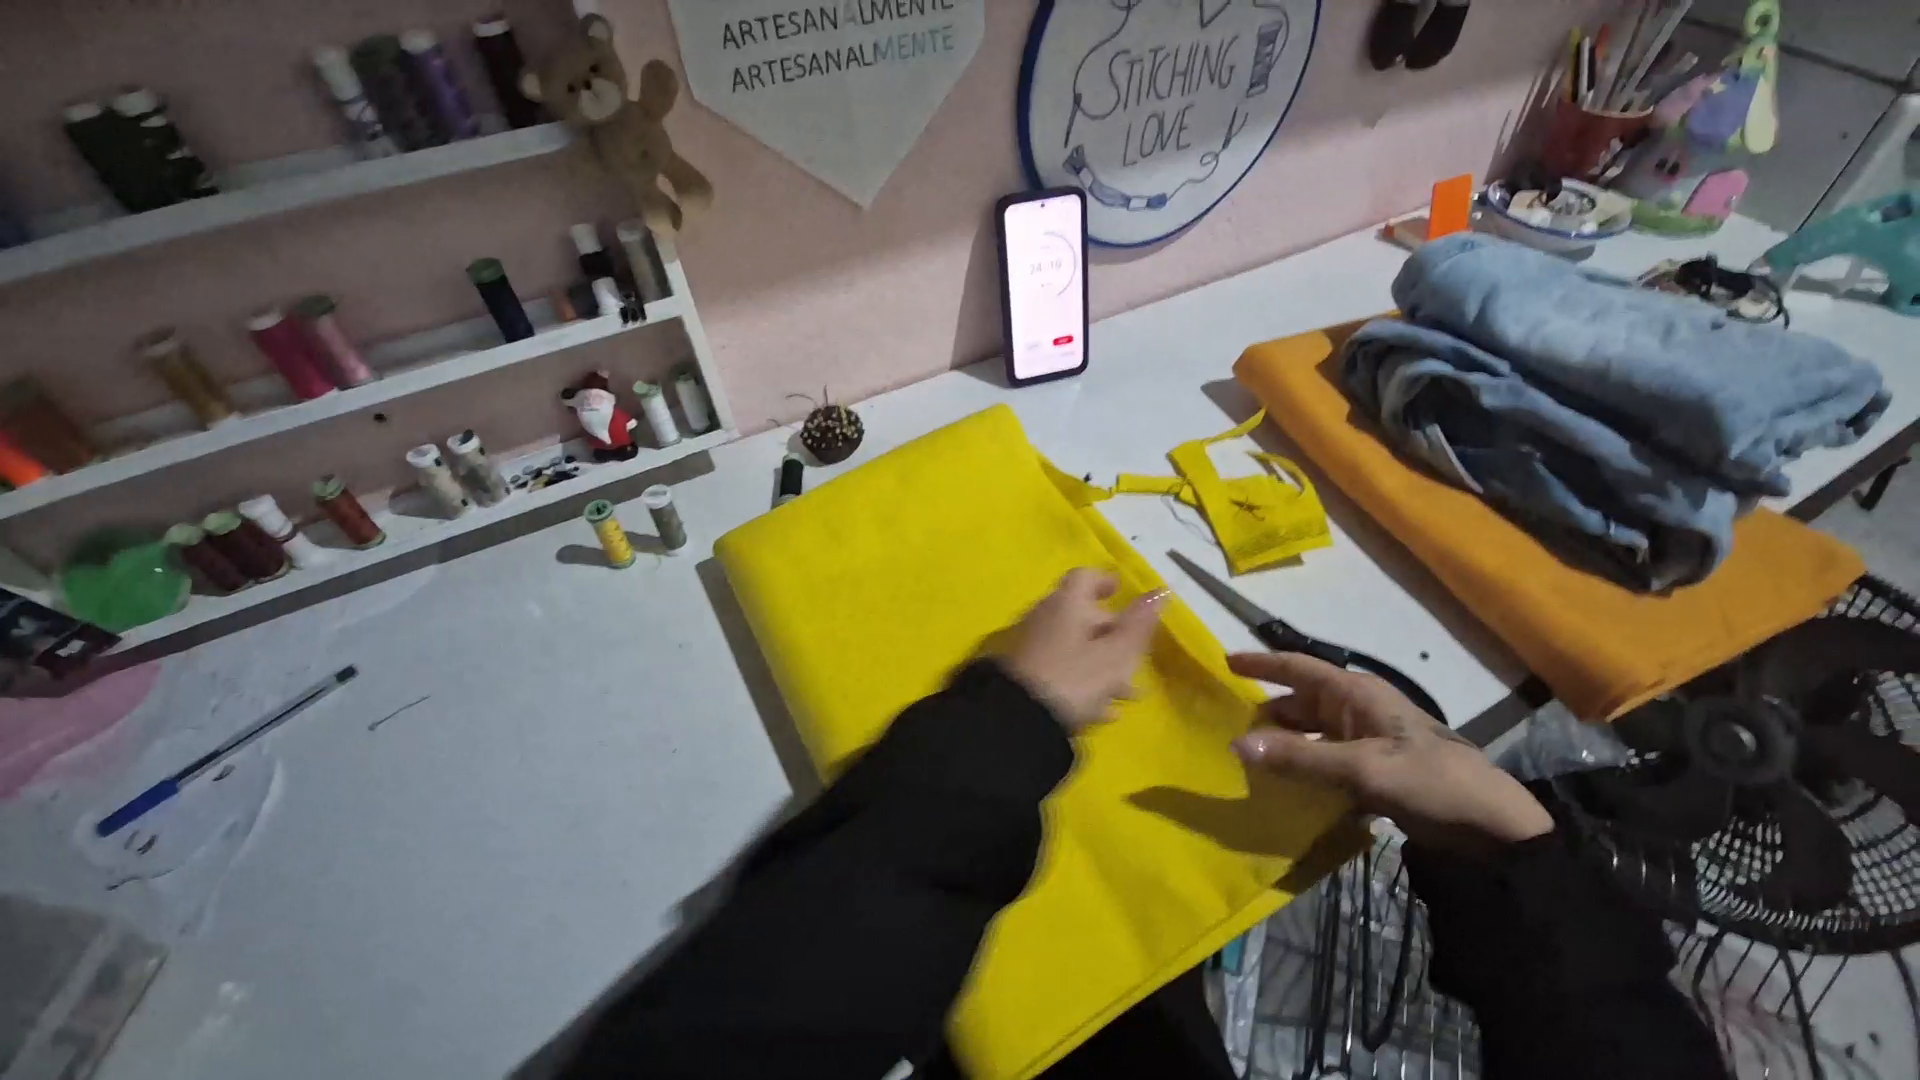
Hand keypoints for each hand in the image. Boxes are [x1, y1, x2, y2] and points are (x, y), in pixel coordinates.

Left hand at [998, 569, 1165, 731]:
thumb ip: (1139, 625)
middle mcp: (1045, 618)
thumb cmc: (1075, 678)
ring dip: (1102, 665)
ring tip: (1128, 694)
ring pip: (1074, 648)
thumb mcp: (1116, 655)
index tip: (1121, 590)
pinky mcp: (1022, 676)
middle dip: (1113, 636)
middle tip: (1137, 659)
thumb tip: (1162, 590)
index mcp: (1066, 604)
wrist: (1017, 720)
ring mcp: (1031, 648)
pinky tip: (1102, 712)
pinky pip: (1059, 672)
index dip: (1105, 581)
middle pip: (1082, 616)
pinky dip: (1083, 684)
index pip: (1085, 577)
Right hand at [1228, 652, 1553, 849]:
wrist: (1493, 828)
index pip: (1298, 668)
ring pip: (1311, 734)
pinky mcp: (1373, 772)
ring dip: (1282, 744)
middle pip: (1300, 702)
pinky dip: (1302, 768)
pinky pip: (1324, 761)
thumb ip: (1300, 757)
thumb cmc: (1430, 781)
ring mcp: (1366, 742)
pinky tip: (1281, 787)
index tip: (1224, 662)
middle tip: (1224, 723)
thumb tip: (1237, 744)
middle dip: (1265, 711)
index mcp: (1356, 694)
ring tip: (1246, 758)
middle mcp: (1357, 711)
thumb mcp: (1362, 768)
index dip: (1262, 664)